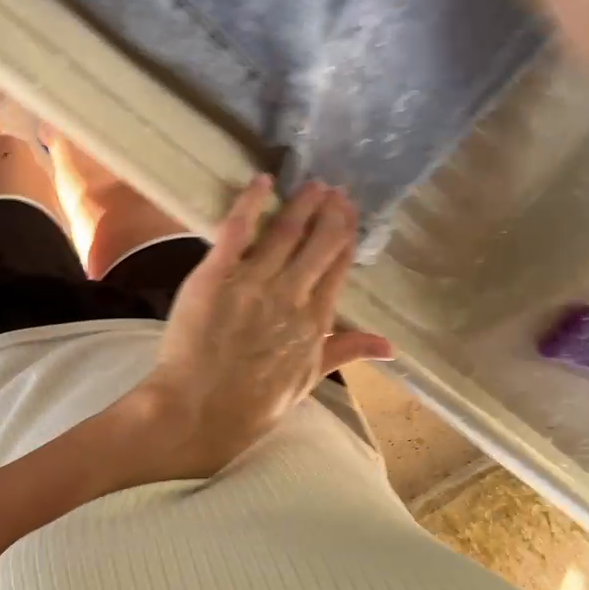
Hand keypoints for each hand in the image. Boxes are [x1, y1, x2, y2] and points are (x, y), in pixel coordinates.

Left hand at [113, 176, 392, 482]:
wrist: (201, 408)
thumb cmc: (251, 402)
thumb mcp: (307, 380)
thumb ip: (343, 352)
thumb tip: (387, 345)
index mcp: (314, 321)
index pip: (335, 270)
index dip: (343, 240)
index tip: (349, 216)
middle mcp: (290, 296)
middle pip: (317, 246)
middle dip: (328, 215)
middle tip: (335, 189)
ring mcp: (254, 283)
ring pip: (284, 234)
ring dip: (300, 206)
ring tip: (312, 184)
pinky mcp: (216, 276)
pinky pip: (237, 232)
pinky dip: (250, 204)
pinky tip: (262, 182)